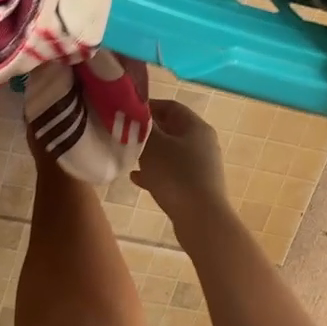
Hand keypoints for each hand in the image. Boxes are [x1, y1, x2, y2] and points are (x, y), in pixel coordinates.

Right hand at [130, 99, 226, 217]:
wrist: (201, 219)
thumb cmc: (176, 175)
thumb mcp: (153, 146)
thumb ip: (142, 127)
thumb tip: (134, 114)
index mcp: (196, 127)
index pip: (170, 107)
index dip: (148, 106)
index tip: (126, 112)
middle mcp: (202, 143)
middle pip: (171, 130)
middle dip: (146, 131)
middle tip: (124, 135)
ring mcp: (201, 166)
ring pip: (170, 153)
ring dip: (149, 153)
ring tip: (128, 156)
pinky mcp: (196, 186)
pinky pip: (172, 173)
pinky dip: (155, 172)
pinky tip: (136, 178)